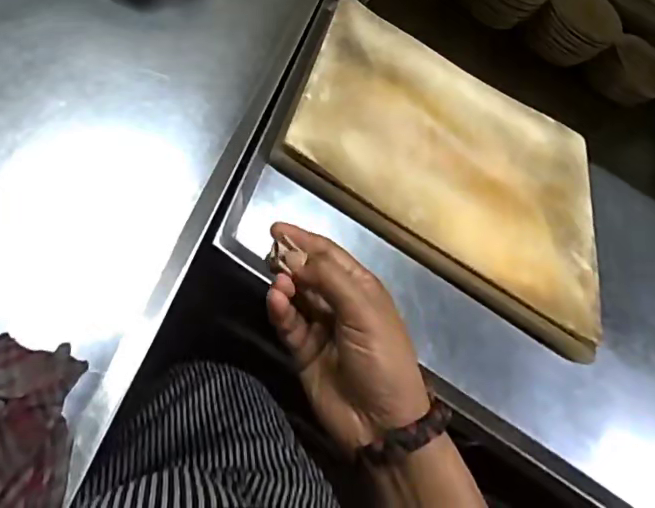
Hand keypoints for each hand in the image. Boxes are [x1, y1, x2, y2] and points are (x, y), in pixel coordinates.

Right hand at [264, 222, 431, 453]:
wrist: (384, 426)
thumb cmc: (383, 359)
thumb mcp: (364, 311)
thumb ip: (327, 278)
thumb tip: (293, 256)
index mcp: (360, 288)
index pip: (327, 254)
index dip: (303, 240)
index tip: (276, 228)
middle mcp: (338, 302)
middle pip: (306, 271)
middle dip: (289, 260)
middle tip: (270, 255)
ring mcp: (319, 326)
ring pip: (293, 294)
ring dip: (284, 284)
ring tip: (278, 283)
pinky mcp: (303, 350)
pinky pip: (287, 322)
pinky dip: (279, 309)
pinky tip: (276, 301)